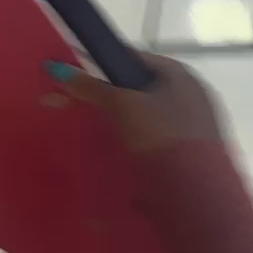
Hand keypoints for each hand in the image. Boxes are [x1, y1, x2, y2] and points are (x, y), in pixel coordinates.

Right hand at [49, 54, 224, 153]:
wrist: (198, 194)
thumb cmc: (160, 133)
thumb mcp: (119, 104)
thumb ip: (88, 85)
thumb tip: (55, 67)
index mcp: (181, 74)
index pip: (132, 58)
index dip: (100, 63)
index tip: (75, 76)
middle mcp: (193, 93)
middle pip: (136, 85)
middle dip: (104, 93)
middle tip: (74, 102)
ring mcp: (196, 123)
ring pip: (143, 111)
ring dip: (116, 116)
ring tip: (90, 125)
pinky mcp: (193, 149)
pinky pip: (153, 133)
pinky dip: (132, 135)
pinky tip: (116, 144)